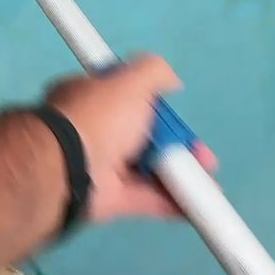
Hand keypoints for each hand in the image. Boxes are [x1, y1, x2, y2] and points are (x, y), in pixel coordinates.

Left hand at [44, 55, 217, 220]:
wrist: (69, 167)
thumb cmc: (98, 117)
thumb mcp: (128, 82)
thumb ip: (151, 72)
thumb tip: (170, 78)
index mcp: (87, 96)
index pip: (123, 96)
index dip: (154, 106)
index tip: (176, 117)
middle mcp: (92, 128)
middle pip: (141, 135)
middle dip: (176, 144)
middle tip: (203, 155)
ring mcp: (99, 164)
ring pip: (147, 168)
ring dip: (179, 173)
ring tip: (206, 177)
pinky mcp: (108, 197)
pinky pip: (148, 198)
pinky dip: (174, 201)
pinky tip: (200, 202)